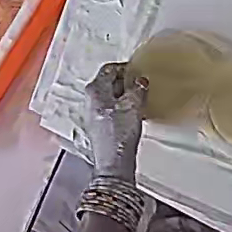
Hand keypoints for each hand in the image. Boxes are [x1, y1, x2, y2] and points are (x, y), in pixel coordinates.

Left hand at [86, 62, 146, 179]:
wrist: (113, 163)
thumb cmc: (119, 134)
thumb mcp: (133, 106)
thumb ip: (137, 88)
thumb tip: (140, 80)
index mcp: (95, 90)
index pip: (109, 69)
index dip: (124, 68)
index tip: (137, 69)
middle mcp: (90, 100)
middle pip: (108, 82)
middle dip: (125, 80)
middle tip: (140, 82)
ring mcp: (94, 113)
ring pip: (111, 95)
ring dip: (125, 94)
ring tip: (140, 97)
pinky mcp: (100, 125)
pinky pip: (112, 108)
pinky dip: (122, 106)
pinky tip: (134, 112)